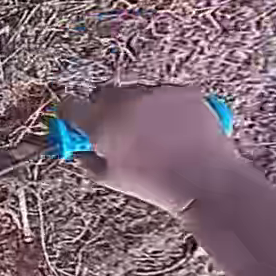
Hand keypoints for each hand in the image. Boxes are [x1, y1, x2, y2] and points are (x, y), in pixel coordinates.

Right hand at [58, 85, 246, 211]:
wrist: (206, 182)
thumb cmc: (155, 183)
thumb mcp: (109, 178)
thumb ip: (86, 159)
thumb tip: (79, 149)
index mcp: (99, 121)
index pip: (70, 105)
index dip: (72, 114)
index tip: (77, 120)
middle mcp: (123, 100)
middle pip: (103, 95)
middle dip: (106, 109)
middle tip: (119, 130)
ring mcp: (154, 92)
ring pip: (135, 92)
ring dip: (137, 106)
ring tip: (153, 133)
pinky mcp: (181, 91)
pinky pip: (165, 93)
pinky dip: (166, 106)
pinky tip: (174, 128)